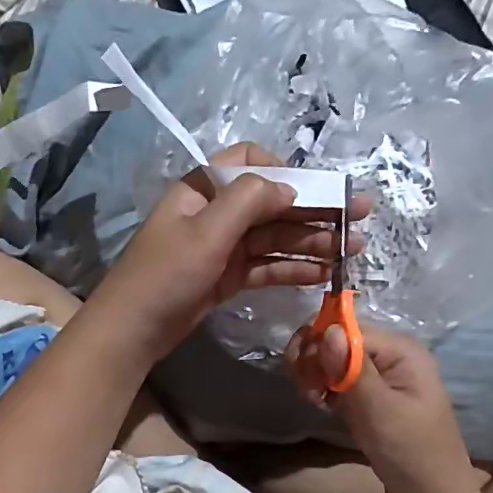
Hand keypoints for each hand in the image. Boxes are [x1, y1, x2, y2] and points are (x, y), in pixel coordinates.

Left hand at [84, 143, 363, 367]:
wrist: (132, 331)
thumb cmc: (165, 275)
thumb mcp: (205, 231)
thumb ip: (249, 200)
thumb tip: (289, 186)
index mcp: (202, 189)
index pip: (249, 161)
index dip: (285, 171)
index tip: (318, 189)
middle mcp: (214, 213)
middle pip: (270, 202)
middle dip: (313, 208)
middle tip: (360, 216)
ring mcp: (220, 247)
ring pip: (272, 237)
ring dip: (311, 240)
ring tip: (353, 249)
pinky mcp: (226, 277)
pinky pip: (265, 266)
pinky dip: (291, 268)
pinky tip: (324, 273)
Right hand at [287, 321, 471, 490]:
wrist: (426, 489)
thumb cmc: (407, 447)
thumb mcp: (378, 407)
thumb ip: (352, 367)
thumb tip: (327, 330)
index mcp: (399, 348)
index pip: (345, 328)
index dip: (318, 344)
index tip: (303, 375)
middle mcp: (389, 351)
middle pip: (335, 338)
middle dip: (312, 359)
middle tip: (307, 391)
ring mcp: (378, 371)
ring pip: (330, 357)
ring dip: (313, 374)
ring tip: (314, 400)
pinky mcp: (368, 389)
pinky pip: (336, 375)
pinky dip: (322, 386)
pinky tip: (321, 404)